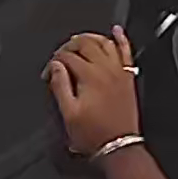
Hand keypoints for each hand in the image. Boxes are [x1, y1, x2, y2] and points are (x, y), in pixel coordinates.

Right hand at [44, 27, 139, 155]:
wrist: (118, 147)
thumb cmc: (93, 134)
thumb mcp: (69, 112)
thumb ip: (60, 85)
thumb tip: (55, 66)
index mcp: (89, 76)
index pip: (67, 57)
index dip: (55, 62)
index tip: (49, 71)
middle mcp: (105, 69)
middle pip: (85, 44)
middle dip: (70, 45)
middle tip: (61, 53)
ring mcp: (119, 71)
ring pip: (105, 43)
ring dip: (91, 37)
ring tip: (80, 39)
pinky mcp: (128, 77)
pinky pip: (126, 52)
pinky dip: (121, 39)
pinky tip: (116, 31)